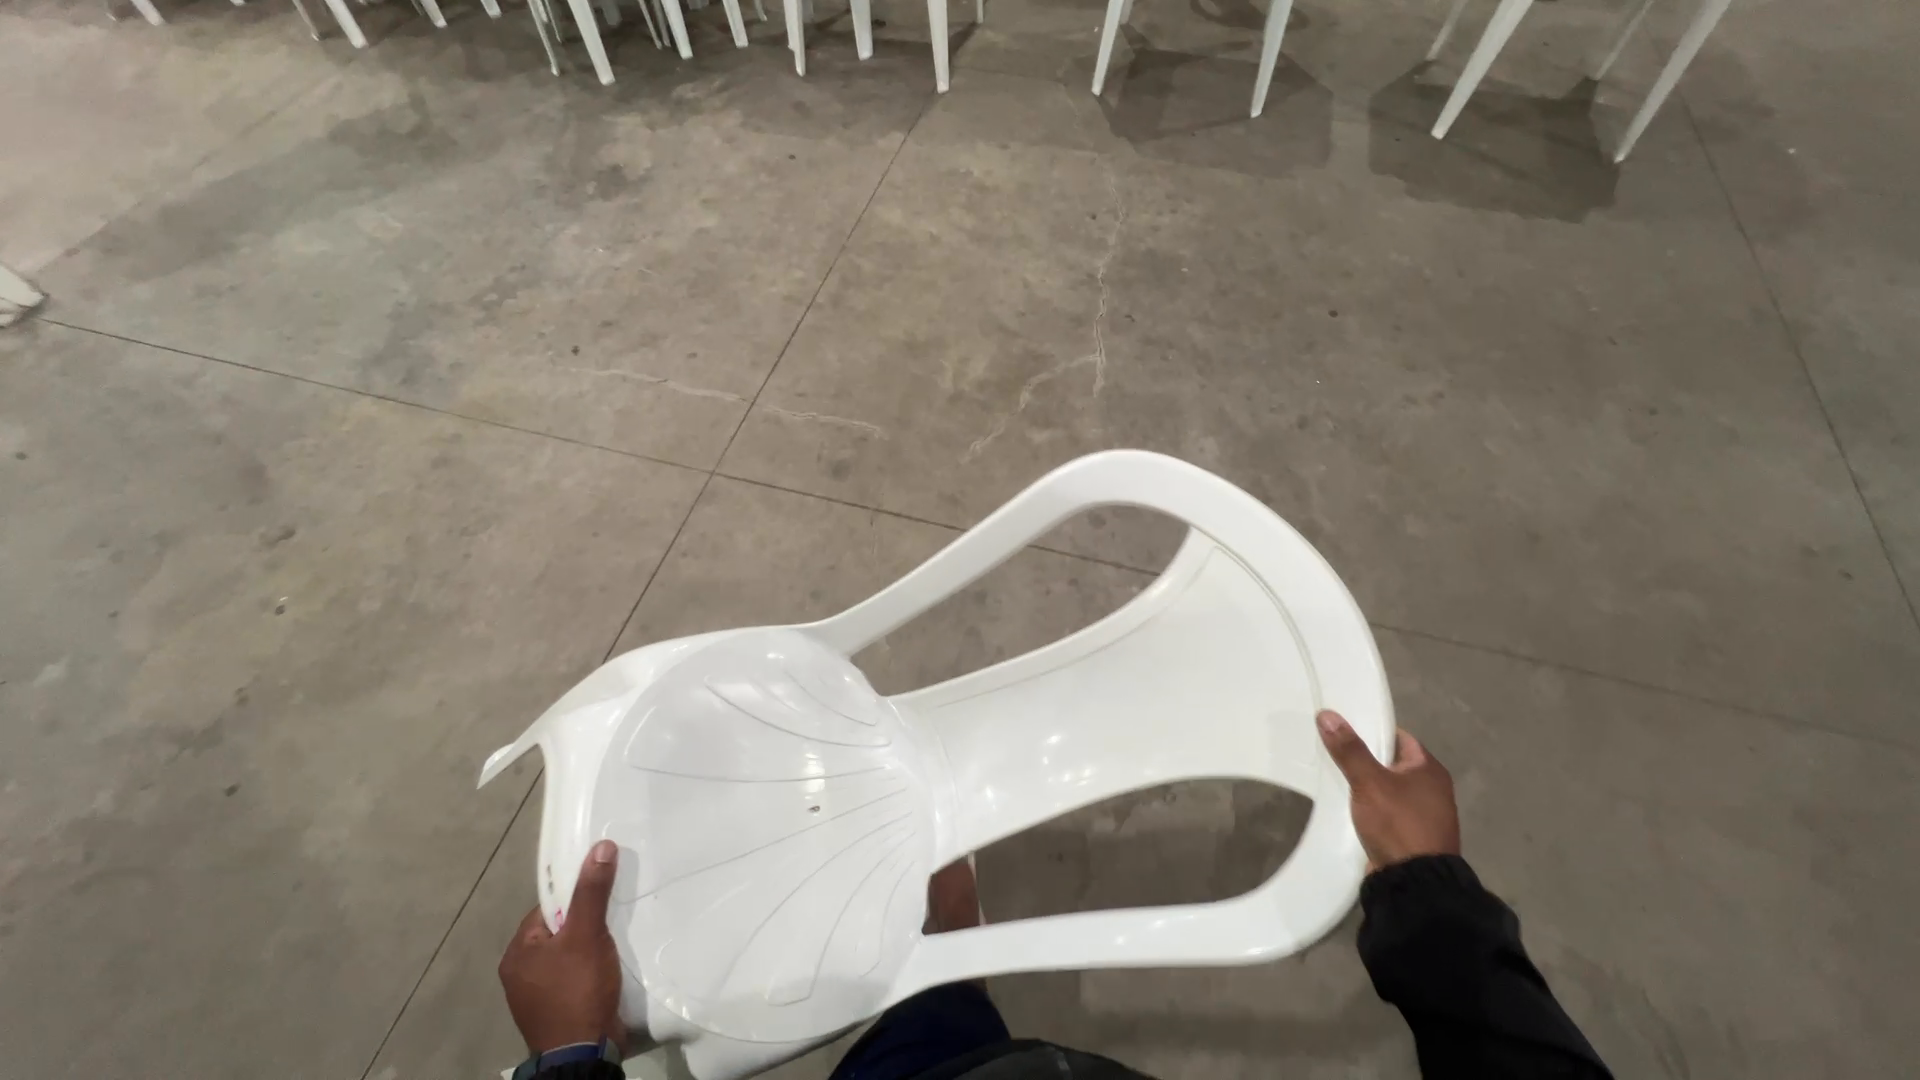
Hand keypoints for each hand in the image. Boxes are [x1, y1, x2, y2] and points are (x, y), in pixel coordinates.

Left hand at [499, 839, 626, 1056]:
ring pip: (569, 953)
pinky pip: (575, 974)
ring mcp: (538, 994)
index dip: (575, 897)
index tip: (602, 893)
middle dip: (587, 921)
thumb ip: (592, 892)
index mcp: (518, 952)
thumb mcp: (586, 934)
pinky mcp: (558, 1009)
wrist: (583, 1053)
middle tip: (614, 914)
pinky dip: (593, 967)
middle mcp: (521, 972)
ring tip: (617, 937)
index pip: (547, 907)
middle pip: (560, 930)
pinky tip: (611, 964)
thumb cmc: (576, 990)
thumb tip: (601, 846)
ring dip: (592, 944)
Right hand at [1316, 710, 1460, 870]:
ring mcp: (1423, 814)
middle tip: (1333, 752)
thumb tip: (1327, 715)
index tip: (1343, 730)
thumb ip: (1349, 750)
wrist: (1415, 882)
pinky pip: (1386, 810)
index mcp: (1430, 770)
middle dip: (1364, 758)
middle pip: (1391, 762)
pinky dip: (1369, 805)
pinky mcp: (1411, 835)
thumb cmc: (1399, 823)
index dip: (1372, 730)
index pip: (1399, 737)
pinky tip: (1348, 806)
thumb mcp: (1369, 782)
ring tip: (1334, 777)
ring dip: (1365, 784)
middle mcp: (1432, 789)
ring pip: (1387, 788)